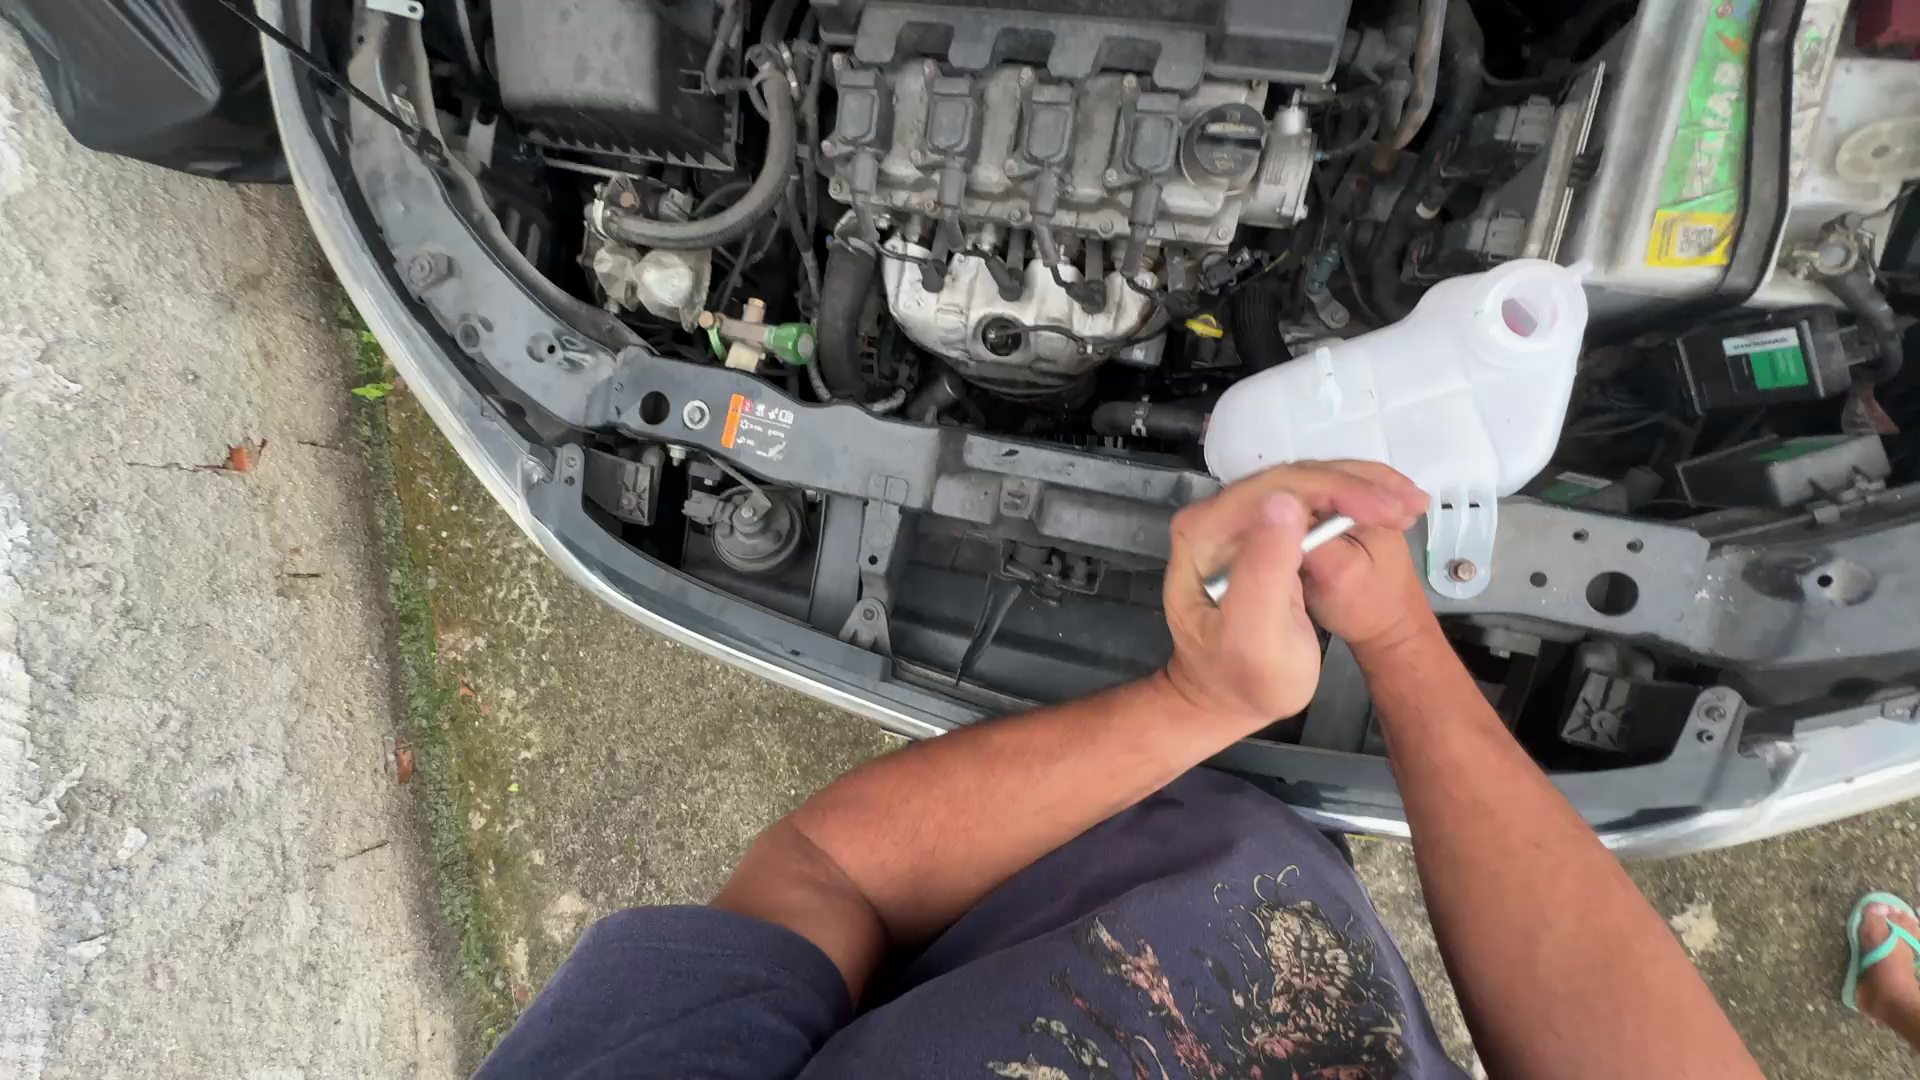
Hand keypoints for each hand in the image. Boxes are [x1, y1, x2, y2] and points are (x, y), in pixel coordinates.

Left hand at [1161, 462, 1426, 727]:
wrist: (1226, 698)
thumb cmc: (1242, 678)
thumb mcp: (1253, 636)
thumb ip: (1262, 571)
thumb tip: (1284, 502)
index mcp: (1202, 533)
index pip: (1275, 490)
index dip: (1338, 490)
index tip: (1393, 511)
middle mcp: (1212, 518)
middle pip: (1290, 480)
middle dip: (1355, 485)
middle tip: (1412, 503)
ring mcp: (1233, 524)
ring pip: (1301, 486)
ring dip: (1357, 489)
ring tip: (1408, 505)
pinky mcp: (1256, 535)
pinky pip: (1304, 505)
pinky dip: (1346, 504)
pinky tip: (1384, 512)